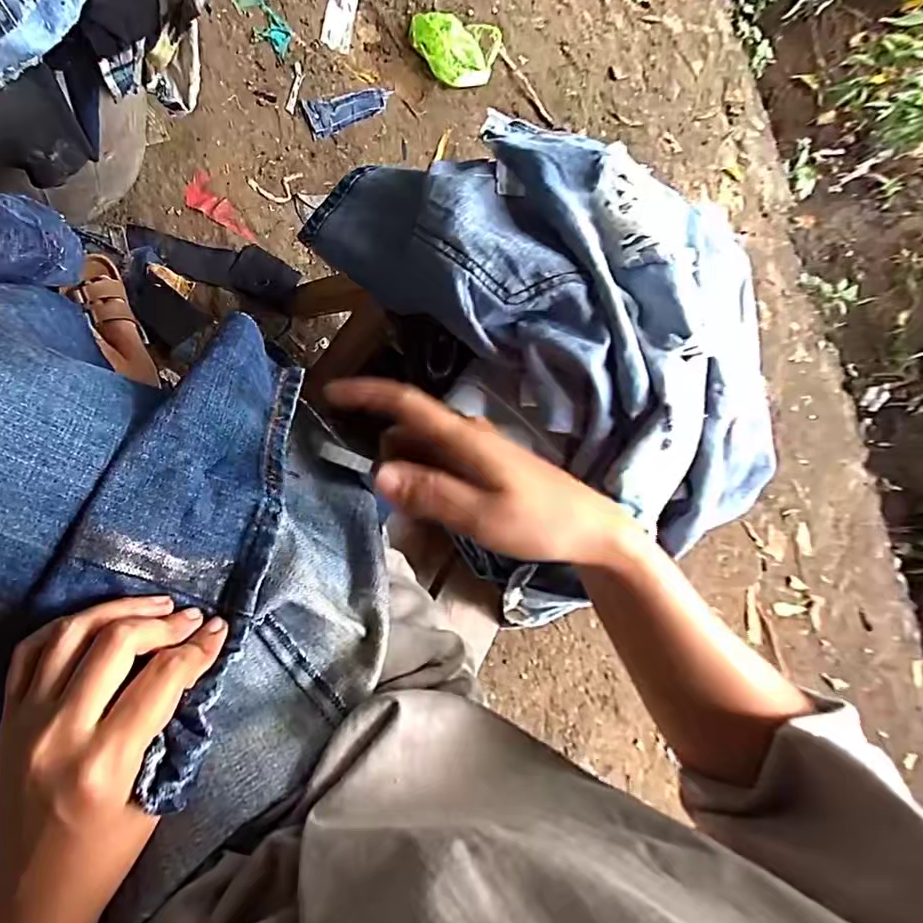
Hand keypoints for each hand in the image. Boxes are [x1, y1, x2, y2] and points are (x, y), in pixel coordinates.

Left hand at [0, 597, 227, 922]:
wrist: (31, 895)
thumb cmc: (104, 855)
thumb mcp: (154, 796)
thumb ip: (168, 728)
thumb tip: (189, 666)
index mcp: (103, 763)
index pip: (161, 679)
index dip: (197, 648)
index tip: (218, 631)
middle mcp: (58, 733)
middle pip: (117, 642)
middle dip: (164, 622)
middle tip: (192, 618)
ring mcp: (25, 720)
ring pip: (72, 632)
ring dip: (119, 609)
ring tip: (154, 605)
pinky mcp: (5, 717)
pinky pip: (31, 649)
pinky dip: (68, 625)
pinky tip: (99, 620)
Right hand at [325, 377, 645, 567]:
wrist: (592, 530)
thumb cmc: (541, 520)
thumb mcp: (481, 515)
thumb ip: (430, 493)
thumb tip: (378, 473)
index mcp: (463, 436)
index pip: (406, 402)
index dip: (366, 393)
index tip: (329, 392)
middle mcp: (465, 433)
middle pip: (407, 431)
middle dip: (385, 458)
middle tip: (385, 504)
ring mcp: (475, 448)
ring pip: (421, 451)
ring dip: (406, 477)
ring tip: (414, 522)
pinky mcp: (482, 464)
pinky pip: (439, 465)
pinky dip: (425, 483)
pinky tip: (433, 516)